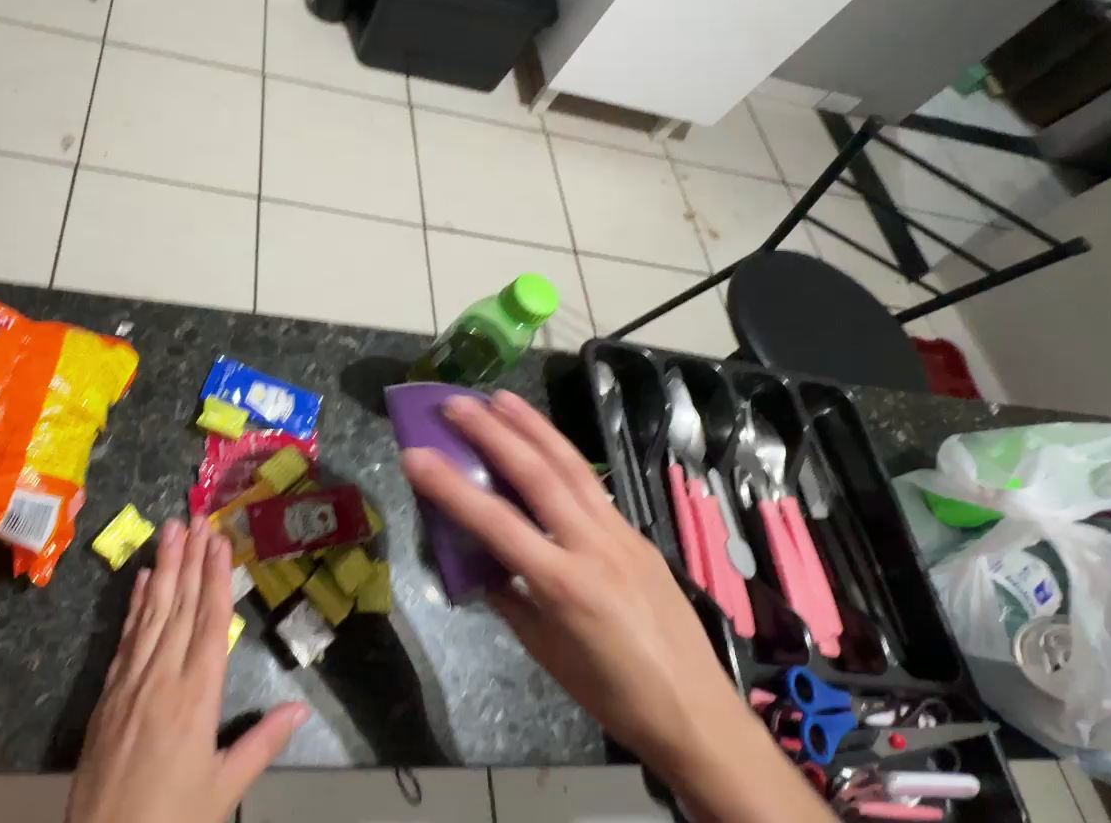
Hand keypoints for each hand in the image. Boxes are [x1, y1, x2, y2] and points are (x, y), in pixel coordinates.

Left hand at [66, 517, 310, 822]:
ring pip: (149, 615)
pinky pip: (124, 640)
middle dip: (189, 560)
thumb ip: (261, 744)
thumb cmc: (174, 820)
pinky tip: (138, 583)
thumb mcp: (225, 789)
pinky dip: (132, 608)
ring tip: (170, 532)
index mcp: (196, 698)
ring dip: (161, 570)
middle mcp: (162, 678)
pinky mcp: (106, 696)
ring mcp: (130, 683)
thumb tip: (301, 708)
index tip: (220, 540)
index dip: (216, 578)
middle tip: (195, 517)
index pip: (210, 623)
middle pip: (179, 607)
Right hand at [400, 391, 830, 822]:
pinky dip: (561, 455)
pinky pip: (593, 486)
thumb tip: (481, 562)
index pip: (495, 522)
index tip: (414, 454)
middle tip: (455, 404)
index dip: (450, 486)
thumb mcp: (544, 650)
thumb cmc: (611, 693)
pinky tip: (543, 443)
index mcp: (564, 586)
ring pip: (572, 467)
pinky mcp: (638, 535)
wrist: (696, 713)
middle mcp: (594, 547)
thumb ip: (509, 596)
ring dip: (532, 426)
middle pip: (537, 474)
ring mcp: (622, 535)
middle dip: (493, 433)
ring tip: (499, 397)